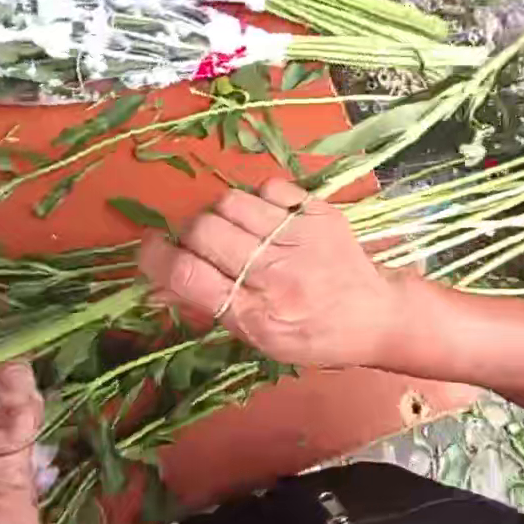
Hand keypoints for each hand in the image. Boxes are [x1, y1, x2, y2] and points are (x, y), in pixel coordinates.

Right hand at [136, 177, 406, 367]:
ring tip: (234, 231)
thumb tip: (158, 282)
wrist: (375, 314)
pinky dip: (256, 200)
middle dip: (188, 234)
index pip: (188, 276)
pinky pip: (267, 186)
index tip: (149, 250)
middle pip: (203, 230)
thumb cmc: (312, 336)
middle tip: (199, 245)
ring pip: (229, 202)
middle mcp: (277, 275)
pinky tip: (267, 219)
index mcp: (258, 316)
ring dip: (219, 215)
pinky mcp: (320, 211)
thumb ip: (209, 305)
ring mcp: (302, 238)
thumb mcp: (258, 337)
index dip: (155, 258)